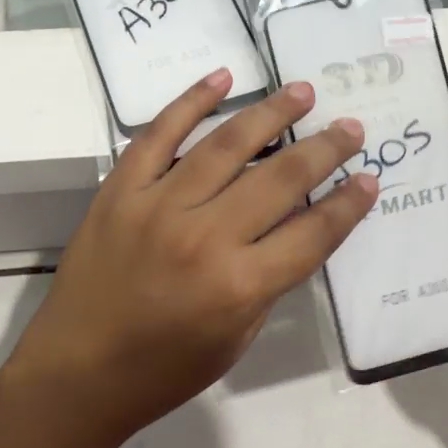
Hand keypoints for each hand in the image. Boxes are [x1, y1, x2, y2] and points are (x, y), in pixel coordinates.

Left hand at [3, 71, 377, 444]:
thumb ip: (268, 278)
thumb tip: (294, 222)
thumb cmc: (164, 367)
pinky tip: (223, 78)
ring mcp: (158, 205)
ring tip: (302, 91)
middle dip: (323, 149)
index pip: (312, 232)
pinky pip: (160, 133)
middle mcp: (205, 236)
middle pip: (280, 179)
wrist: (78, 369)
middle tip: (348, 126)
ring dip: (270, 113)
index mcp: (240, 285)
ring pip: (226, 145)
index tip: (368, 178)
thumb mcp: (235, 338)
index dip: (348, 204)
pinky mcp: (121, 188)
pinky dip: (192, 101)